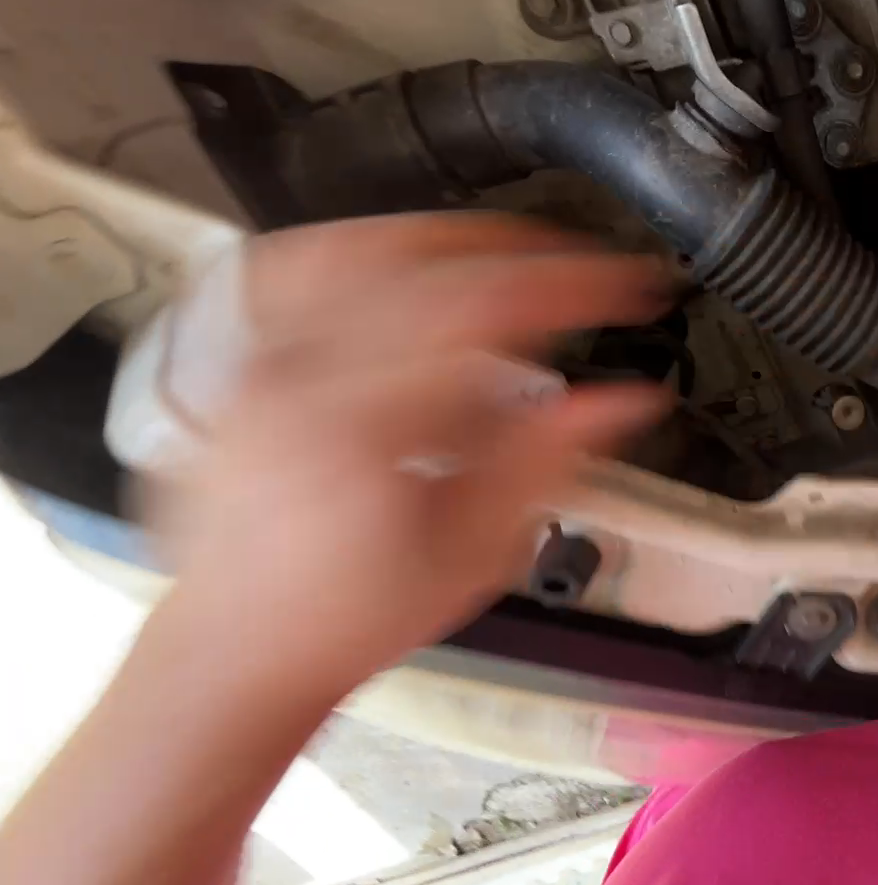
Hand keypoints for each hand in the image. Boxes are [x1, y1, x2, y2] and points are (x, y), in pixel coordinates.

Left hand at [154, 214, 676, 695]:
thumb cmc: (357, 615)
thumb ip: (550, 459)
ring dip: (453, 236)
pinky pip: (292, 270)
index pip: (486, 313)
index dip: (574, 288)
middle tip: (594, 269)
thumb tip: (627, 398)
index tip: (632, 288)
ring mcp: (251, 363)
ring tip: (521, 249)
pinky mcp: (238, 366)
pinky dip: (368, 248)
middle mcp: (293, 376)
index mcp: (360, 424)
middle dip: (529, 253)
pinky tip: (412, 260)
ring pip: (353, 248)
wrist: (240, 648)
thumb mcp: (479, 549)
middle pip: (423, 266)